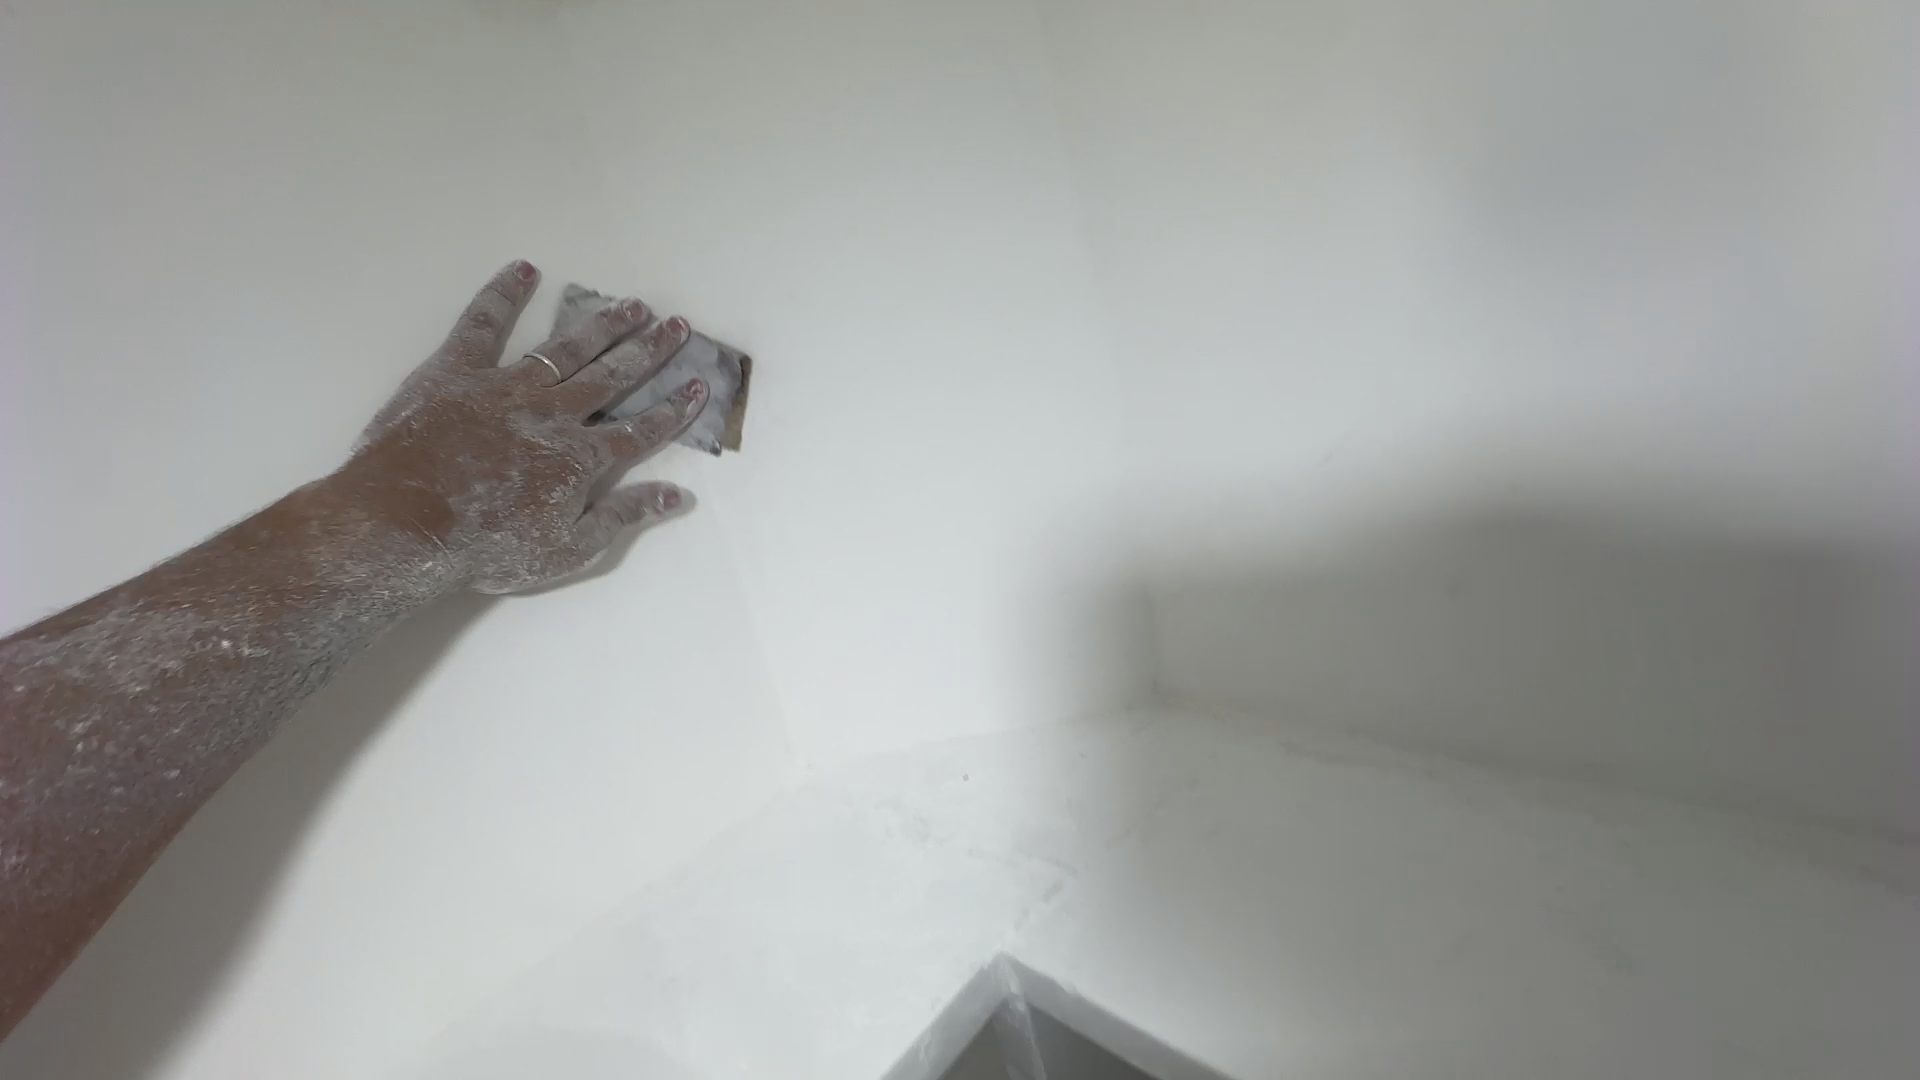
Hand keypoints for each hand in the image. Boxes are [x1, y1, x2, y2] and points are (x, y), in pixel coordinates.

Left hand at [341, 260, 707, 593]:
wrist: (400, 527)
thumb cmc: (489, 547)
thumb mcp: (569, 549)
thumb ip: (625, 516)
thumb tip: (679, 496)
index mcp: (582, 459)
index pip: (641, 430)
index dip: (674, 409)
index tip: (699, 386)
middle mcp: (555, 414)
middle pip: (613, 377)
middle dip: (650, 352)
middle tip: (677, 325)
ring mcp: (507, 388)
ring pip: (566, 349)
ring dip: (603, 325)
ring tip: (632, 305)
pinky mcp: (456, 372)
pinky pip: (483, 325)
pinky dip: (503, 296)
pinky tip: (524, 270)